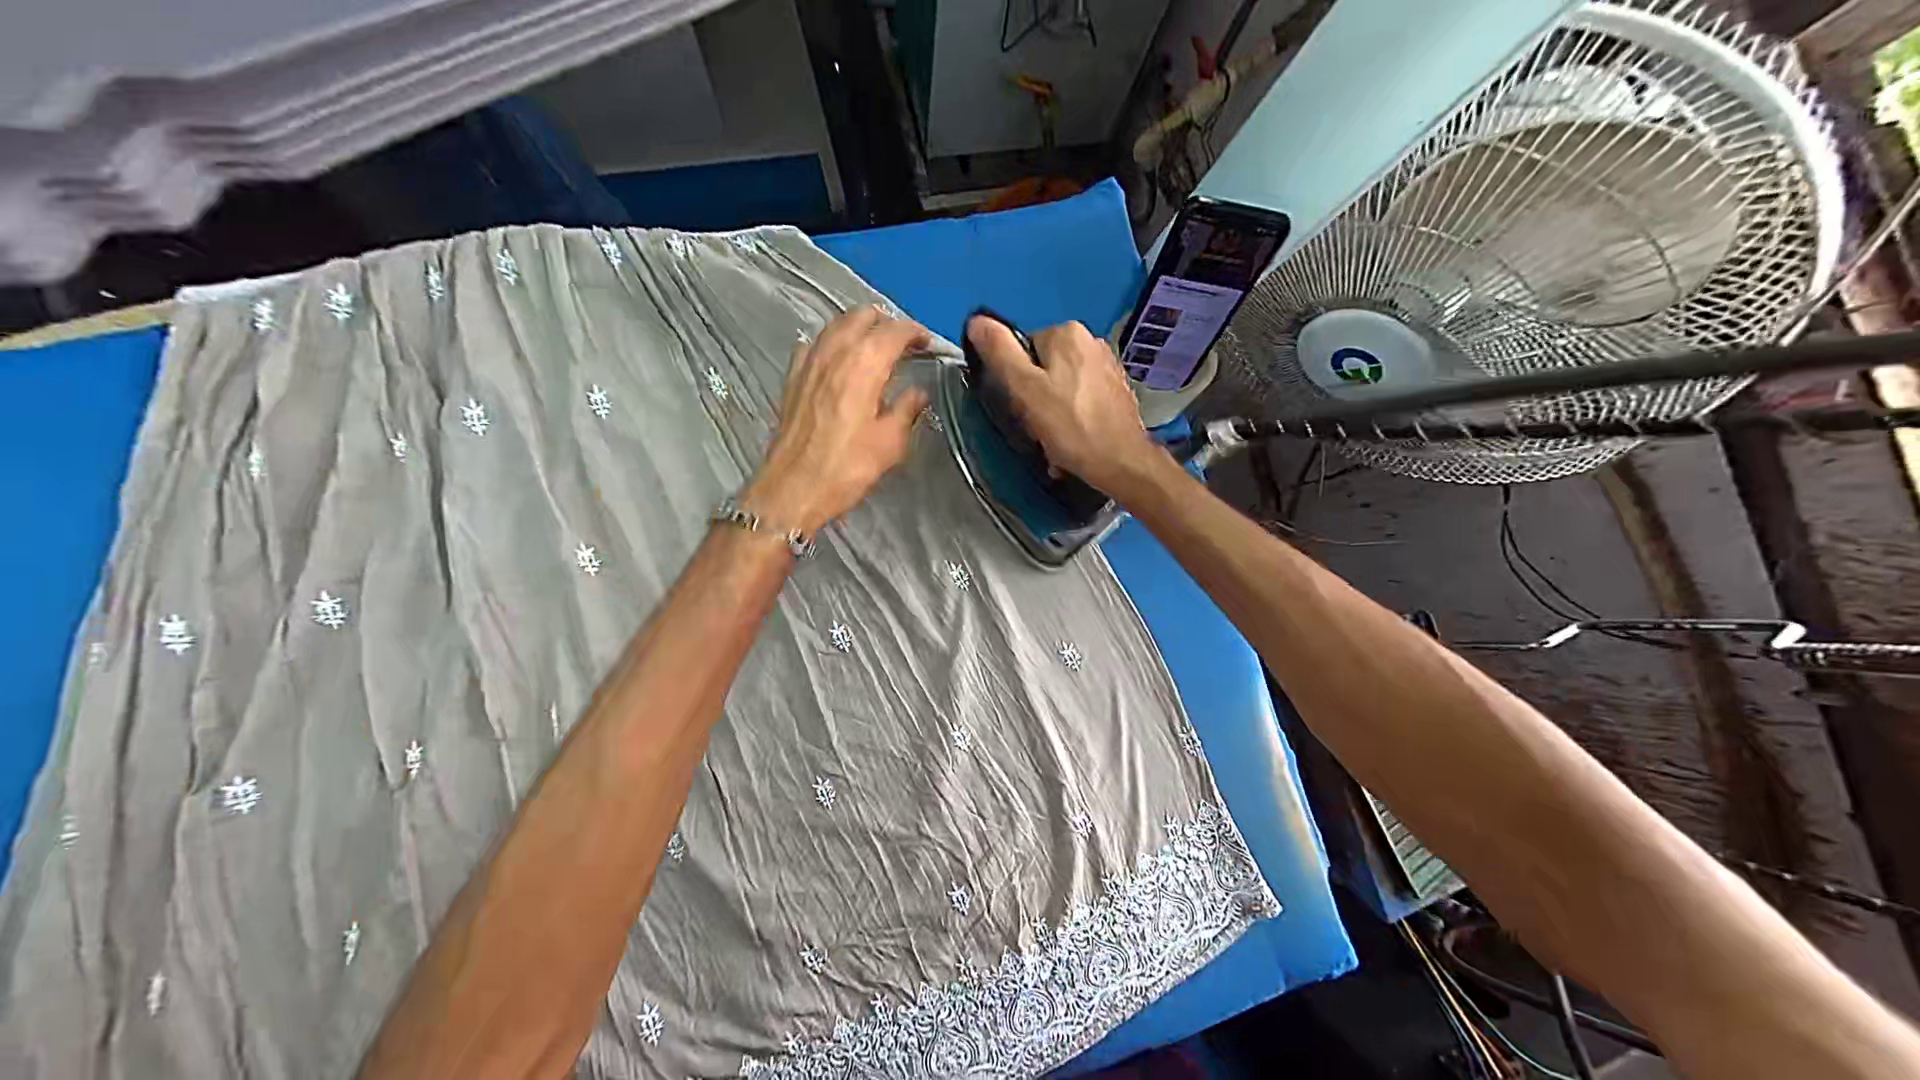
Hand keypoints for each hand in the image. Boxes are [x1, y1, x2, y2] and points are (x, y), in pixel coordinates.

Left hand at [742, 306, 930, 533]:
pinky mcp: (792, 377)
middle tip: (903, 342)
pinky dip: (832, 343)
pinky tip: (838, 359)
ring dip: (859, 327)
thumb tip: (918, 393)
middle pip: (862, 316)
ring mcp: (809, 361)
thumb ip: (907, 409)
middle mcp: (835, 352)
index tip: (927, 343)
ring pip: (836, 325)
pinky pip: (814, 344)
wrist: (793, 488)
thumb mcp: (890, 443)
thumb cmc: (847, 467)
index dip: (915, 332)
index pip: (895, 331)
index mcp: (865, 364)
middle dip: (886, 323)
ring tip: (874, 345)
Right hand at [965, 315, 1162, 496]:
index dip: (1017, 382)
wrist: (1121, 461)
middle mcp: (1092, 341)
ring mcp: (1108, 366)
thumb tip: (977, 321)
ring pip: (1063, 387)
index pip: (1024, 351)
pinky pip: (1082, 401)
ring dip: (1054, 413)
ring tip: (1056, 439)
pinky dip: (1073, 419)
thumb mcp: (1025, 388)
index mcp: (1067, 333)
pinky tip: (1073, 440)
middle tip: (1039, 427)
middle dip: (1037, 399)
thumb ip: (999, 352)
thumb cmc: (1069, 426)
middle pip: (1044, 368)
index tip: (1023, 408)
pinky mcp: (1118, 391)